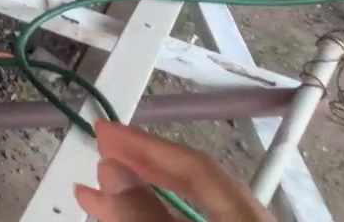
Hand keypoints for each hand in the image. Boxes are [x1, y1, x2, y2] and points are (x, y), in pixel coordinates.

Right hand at [74, 121, 275, 221]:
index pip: (198, 167)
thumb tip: (110, 169)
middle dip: (141, 167)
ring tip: (92, 191)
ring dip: (137, 197)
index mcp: (251, 218)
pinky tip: (118, 215)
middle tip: (99, 148)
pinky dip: (150, 218)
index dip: (148, 145)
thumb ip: (145, 213)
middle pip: (196, 187)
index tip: (103, 130)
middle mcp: (251, 221)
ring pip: (188, 213)